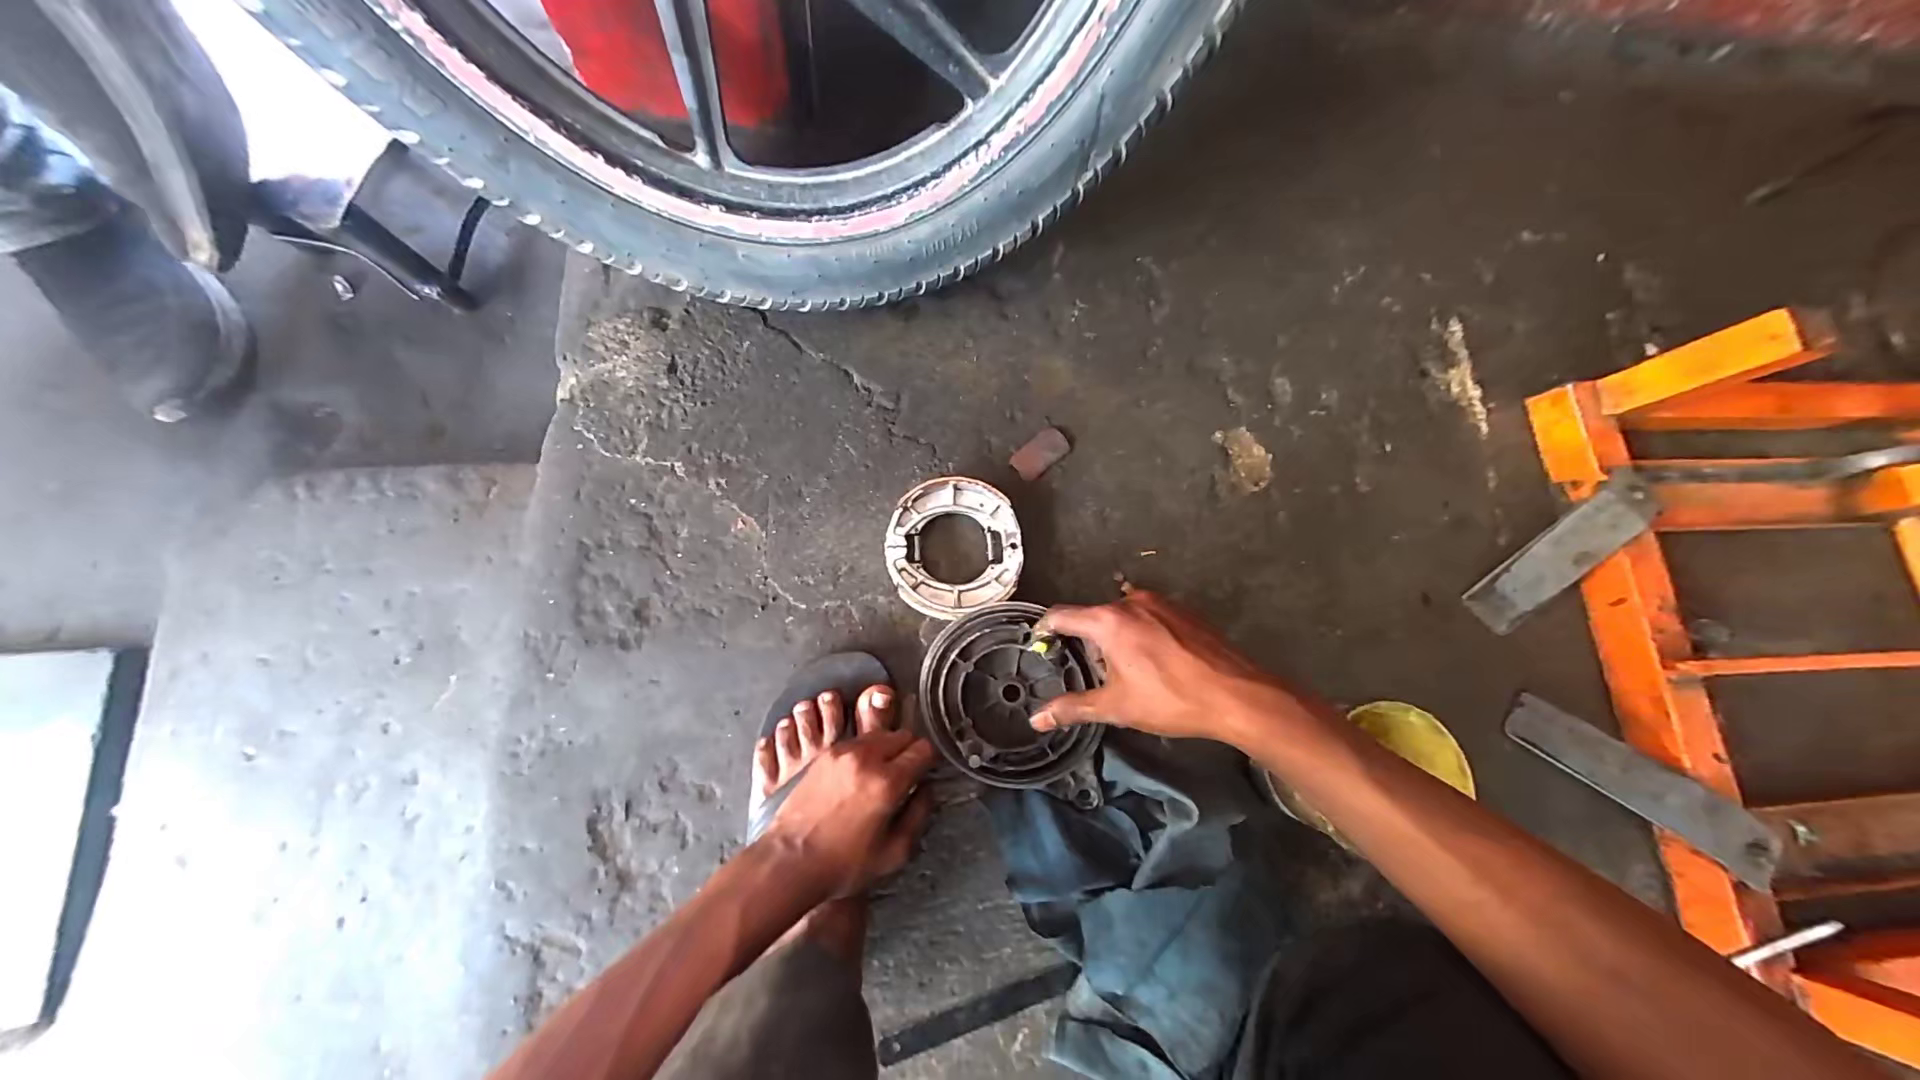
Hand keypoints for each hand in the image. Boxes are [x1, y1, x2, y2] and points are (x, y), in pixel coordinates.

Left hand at [757, 729, 935, 899]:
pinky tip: (857, 775)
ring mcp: (841, 753)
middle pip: (901, 735)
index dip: (930, 761)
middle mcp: (865, 758)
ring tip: (879, 775)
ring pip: (877, 734)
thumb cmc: (842, 865)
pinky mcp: (823, 756)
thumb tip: (927, 790)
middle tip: (905, 774)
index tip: (926, 772)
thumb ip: (919, 816)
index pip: (923, 750)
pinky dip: (863, 751)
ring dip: (885, 748)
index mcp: (887, 782)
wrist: (789, 861)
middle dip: (909, 751)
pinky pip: (854, 741)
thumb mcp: (894, 853)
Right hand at [1029, 590, 1306, 743]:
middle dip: (1087, 640)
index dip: (1044, 628)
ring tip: (1128, 670)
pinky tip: (1155, 661)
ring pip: (1122, 615)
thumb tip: (1037, 719)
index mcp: (1108, 621)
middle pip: (1093, 615)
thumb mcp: (1116, 707)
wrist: (1237, 695)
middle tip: (1093, 671)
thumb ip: (1072, 708)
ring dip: (1116, 636)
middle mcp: (1130, 602)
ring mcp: (1160, 603)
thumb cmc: (1171, 699)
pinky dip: (1140, 632)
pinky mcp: (1183, 609)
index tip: (1039, 642)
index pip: (1061, 615)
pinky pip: (1148, 616)